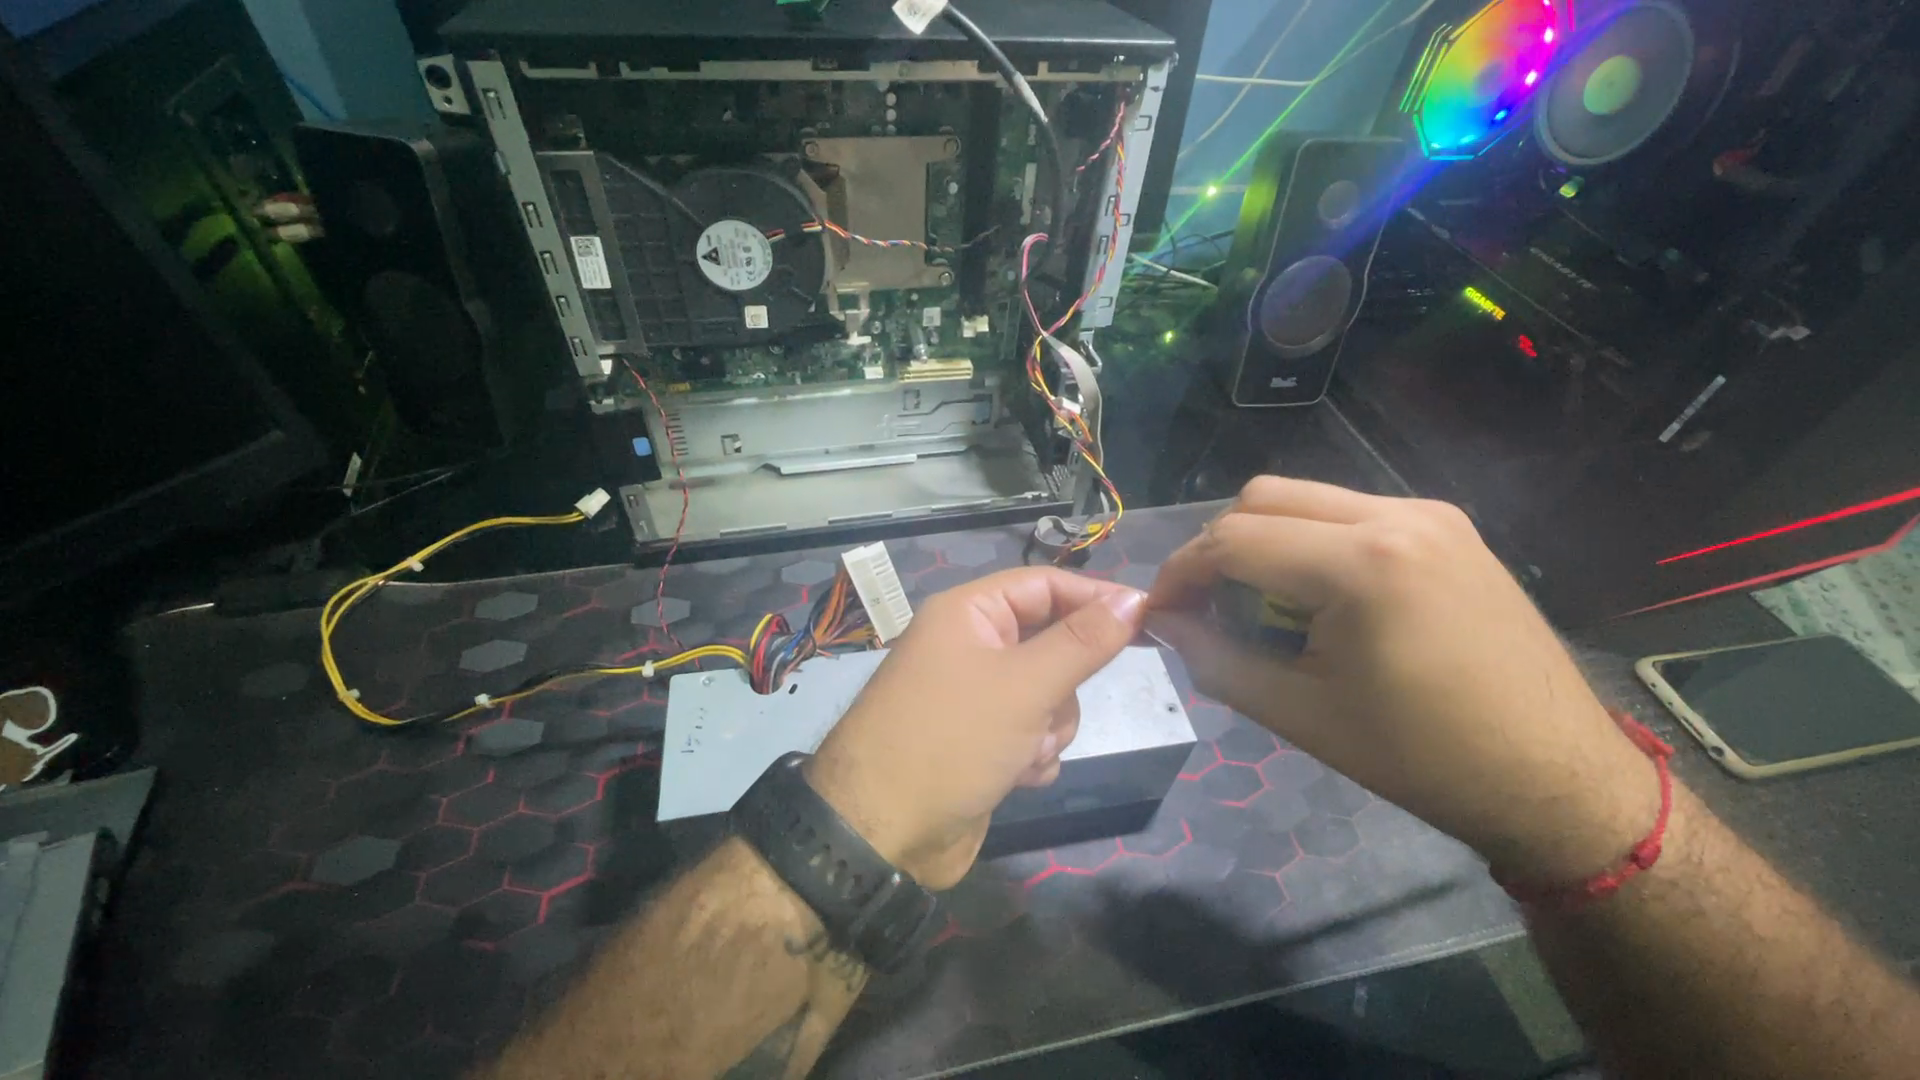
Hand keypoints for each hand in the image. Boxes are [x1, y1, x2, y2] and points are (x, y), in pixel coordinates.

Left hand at [807, 568, 1145, 889]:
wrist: (882, 833)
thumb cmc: (951, 739)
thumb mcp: (1025, 685)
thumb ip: (1083, 642)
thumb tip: (1133, 599)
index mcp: (968, 614)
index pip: (1045, 586)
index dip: (1096, 597)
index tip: (1150, 616)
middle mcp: (969, 648)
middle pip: (1051, 644)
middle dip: (1061, 685)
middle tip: (1051, 707)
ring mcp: (973, 699)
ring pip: (1047, 695)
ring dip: (1048, 727)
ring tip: (1023, 752)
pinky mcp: (979, 743)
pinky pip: (1031, 734)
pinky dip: (1033, 755)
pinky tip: (1014, 776)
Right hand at [1148, 478, 1660, 882]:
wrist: (1554, 776)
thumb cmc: (1420, 758)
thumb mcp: (1300, 713)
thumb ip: (1214, 658)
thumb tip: (1162, 622)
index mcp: (1361, 563)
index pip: (1232, 539)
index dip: (1180, 572)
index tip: (1160, 612)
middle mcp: (1396, 514)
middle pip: (1264, 498)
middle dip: (1217, 547)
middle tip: (1205, 606)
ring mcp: (1429, 513)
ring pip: (1306, 498)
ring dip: (1263, 541)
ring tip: (1258, 604)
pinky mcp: (1449, 526)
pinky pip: (1350, 512)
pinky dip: (1310, 541)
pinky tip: (1314, 596)